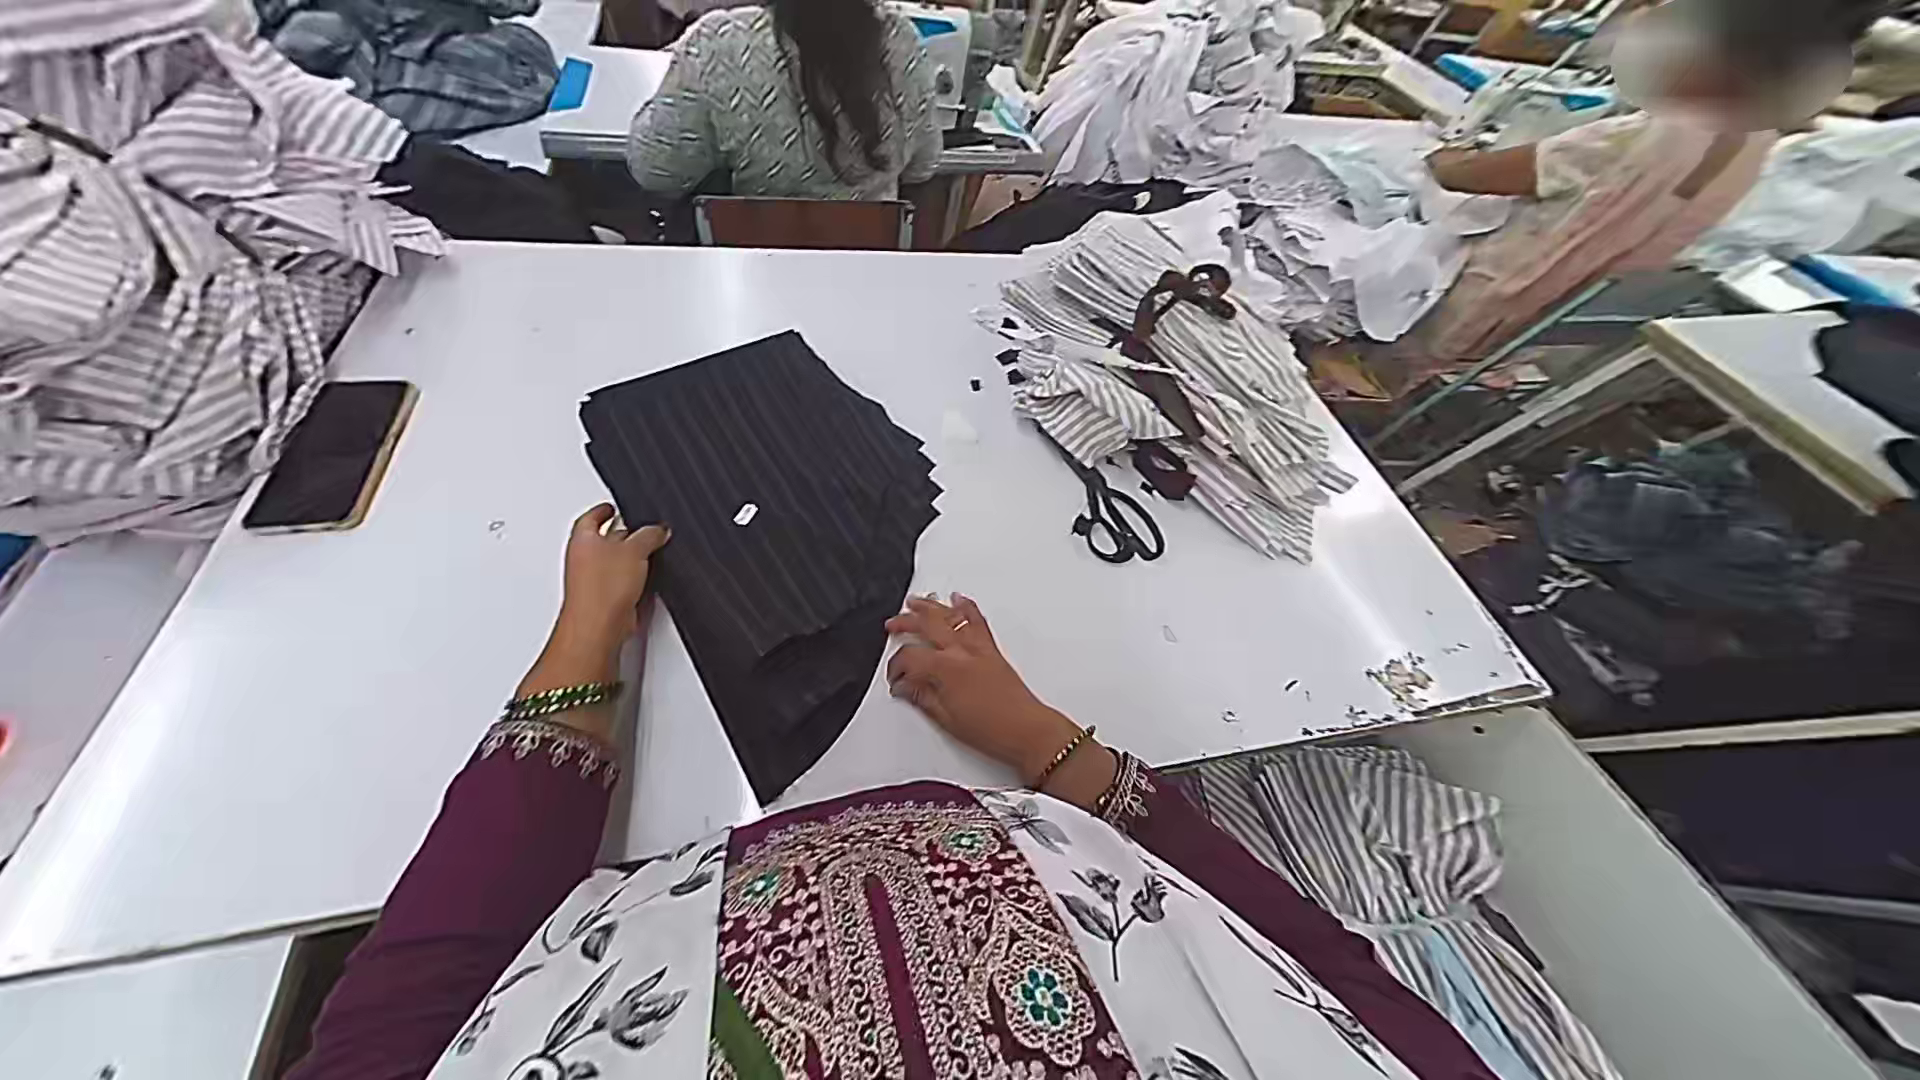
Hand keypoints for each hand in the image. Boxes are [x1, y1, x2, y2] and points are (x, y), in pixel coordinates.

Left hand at [558, 503, 669, 641]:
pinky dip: (635, 578)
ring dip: (630, 557)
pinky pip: (623, 581)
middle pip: (603, 539)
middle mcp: (584, 559)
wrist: (600, 624)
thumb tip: (659, 530)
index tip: (609, 507)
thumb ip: (649, 535)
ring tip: (648, 552)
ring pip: (614, 561)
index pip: (590, 518)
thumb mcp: (635, 549)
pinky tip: (646, 578)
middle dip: (622, 533)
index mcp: (583, 540)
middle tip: (639, 528)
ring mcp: (594, 580)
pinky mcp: (607, 597)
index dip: (601, 511)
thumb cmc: (602, 588)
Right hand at [886, 594, 1104, 791]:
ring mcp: (978, 647)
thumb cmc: (992, 729)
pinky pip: (976, 620)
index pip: (910, 656)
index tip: (894, 677)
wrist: (1026, 730)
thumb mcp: (946, 719)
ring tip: (915, 602)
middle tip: (892, 625)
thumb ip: (922, 697)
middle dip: (905, 623)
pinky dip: (965, 607)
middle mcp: (962, 651)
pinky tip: (958, 600)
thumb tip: (905, 687)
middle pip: (926, 625)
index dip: (896, 666)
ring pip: (949, 616)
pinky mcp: (991, 649)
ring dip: (930, 607)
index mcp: (946, 669)